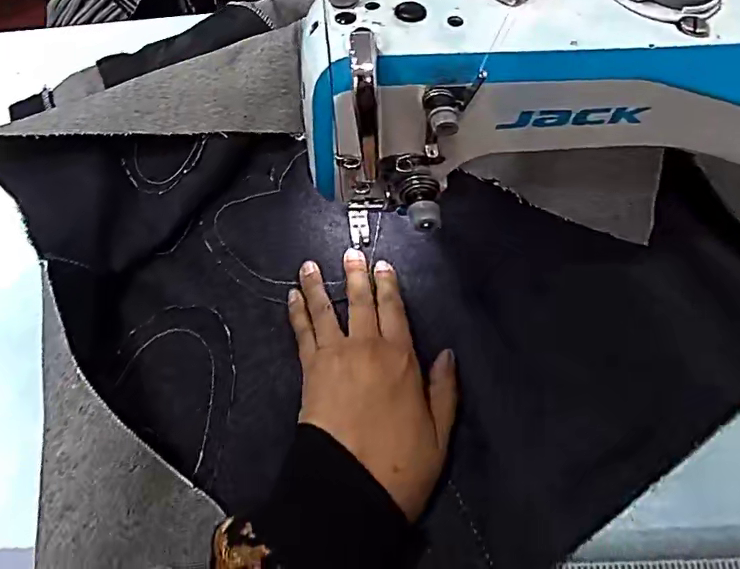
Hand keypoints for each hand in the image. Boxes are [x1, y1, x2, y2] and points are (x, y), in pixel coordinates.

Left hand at [287, 249, 457, 521]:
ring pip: (327, 310)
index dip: (388, 286)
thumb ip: (444, 390)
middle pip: (361, 302)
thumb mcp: (439, 434)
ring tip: (310, 265)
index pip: (395, 311)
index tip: (383, 266)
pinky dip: (298, 312)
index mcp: (401, 358)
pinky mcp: (311, 369)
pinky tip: (292, 298)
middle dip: (356, 275)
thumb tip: (447, 354)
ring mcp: (336, 355)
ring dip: (318, 285)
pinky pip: (304, 332)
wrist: (349, 487)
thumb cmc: (399, 465)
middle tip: (351, 252)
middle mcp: (368, 347)